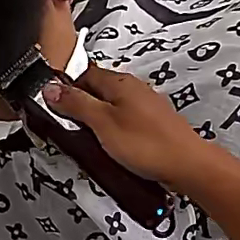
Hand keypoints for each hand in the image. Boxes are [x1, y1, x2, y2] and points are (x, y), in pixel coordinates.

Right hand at [42, 66, 228, 189]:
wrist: (188, 166)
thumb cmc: (151, 145)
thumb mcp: (102, 123)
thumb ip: (76, 104)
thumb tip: (51, 89)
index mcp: (120, 82)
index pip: (83, 73)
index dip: (65, 88)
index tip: (53, 106)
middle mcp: (135, 91)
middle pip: (97, 93)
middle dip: (81, 110)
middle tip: (71, 130)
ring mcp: (146, 109)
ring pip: (111, 112)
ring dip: (98, 127)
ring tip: (93, 145)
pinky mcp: (153, 128)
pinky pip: (125, 127)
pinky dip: (115, 137)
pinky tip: (114, 152)